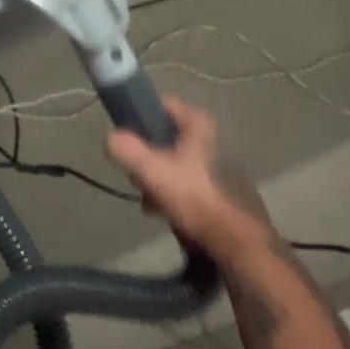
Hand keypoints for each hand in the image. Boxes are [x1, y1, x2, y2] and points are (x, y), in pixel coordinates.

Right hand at [107, 96, 273, 254]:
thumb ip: (126, 150)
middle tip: (137, 179)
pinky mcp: (225, 189)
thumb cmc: (195, 198)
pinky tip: (167, 213)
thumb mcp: (152, 171)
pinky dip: (176, 193)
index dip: (139, 117)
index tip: (126, 139)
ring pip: (177, 162)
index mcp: (199, 124)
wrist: (239, 244)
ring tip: (150, 204)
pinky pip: (191, 181)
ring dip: (159, 179)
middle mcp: (214, 137)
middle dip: (147, 158)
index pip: (162, 104)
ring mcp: (222, 164)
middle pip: (166, 137)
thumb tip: (110, 139)